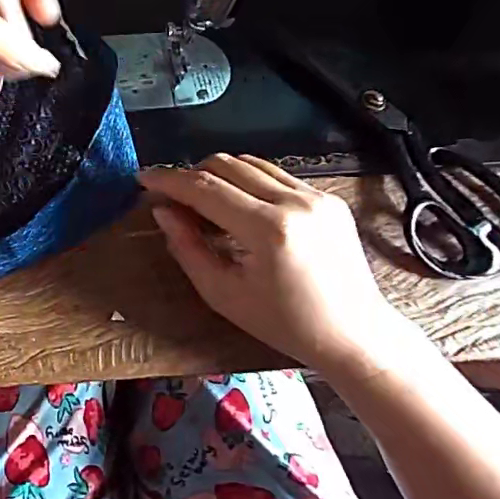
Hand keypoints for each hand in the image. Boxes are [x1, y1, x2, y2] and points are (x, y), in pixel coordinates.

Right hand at [141, 154, 421, 373]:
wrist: (355, 335)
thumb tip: (163, 211)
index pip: (205, 188)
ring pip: (251, 163)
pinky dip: (247, 182)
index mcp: (268, 229)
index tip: (144, 179)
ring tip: (203, 201)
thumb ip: (187, 247)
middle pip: (227, 164)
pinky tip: (239, 207)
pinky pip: (276, 175)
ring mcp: (316, 196)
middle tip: (173, 196)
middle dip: (191, 174)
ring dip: (219, 175)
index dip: (168, 180)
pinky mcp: (328, 198)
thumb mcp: (223, 293)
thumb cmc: (284, 323)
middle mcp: (295, 202)